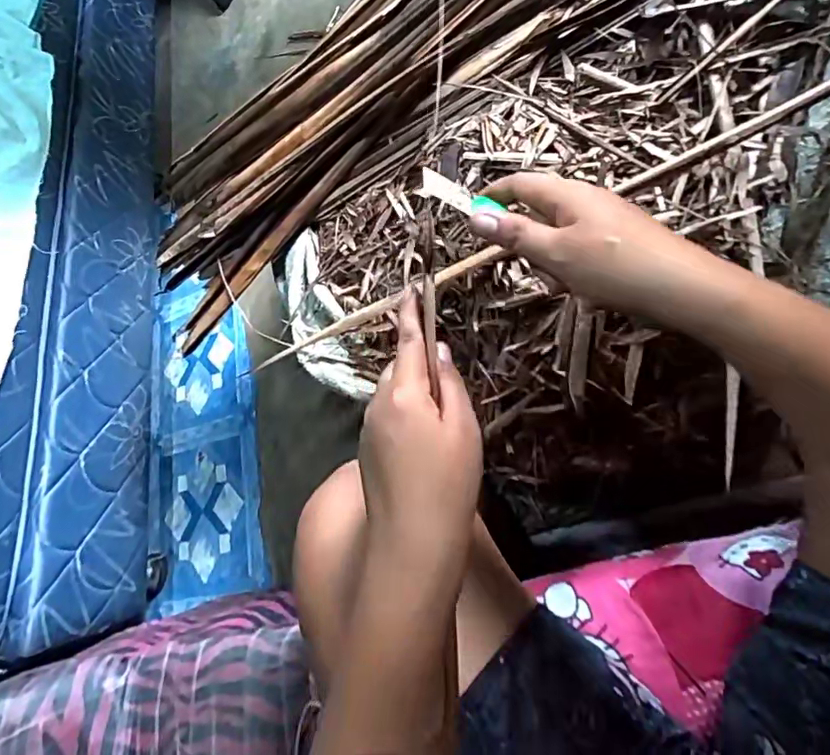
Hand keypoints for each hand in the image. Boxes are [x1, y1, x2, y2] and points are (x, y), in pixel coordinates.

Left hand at [358, 290, 481, 573]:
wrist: (411, 540)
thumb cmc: (449, 481)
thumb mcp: (463, 428)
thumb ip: (449, 384)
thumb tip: (438, 351)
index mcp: (402, 391)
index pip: (407, 341)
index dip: (412, 314)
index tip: (411, 290)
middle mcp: (377, 402)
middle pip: (398, 367)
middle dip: (416, 363)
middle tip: (446, 382)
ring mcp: (368, 426)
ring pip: (391, 391)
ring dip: (410, 390)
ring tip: (440, 419)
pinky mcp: (366, 447)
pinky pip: (386, 413)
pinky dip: (403, 411)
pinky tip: (423, 441)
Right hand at [470, 172, 743, 330]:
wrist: (688, 290)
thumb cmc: (615, 268)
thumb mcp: (555, 254)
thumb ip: (514, 234)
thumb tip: (475, 215)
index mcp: (567, 194)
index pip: (518, 182)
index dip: (491, 196)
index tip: (471, 217)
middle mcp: (586, 199)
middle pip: (538, 212)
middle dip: (528, 242)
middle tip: (536, 270)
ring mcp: (606, 220)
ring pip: (559, 237)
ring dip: (553, 262)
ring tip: (569, 287)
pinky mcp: (621, 241)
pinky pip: (582, 250)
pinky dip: (576, 270)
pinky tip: (592, 293)